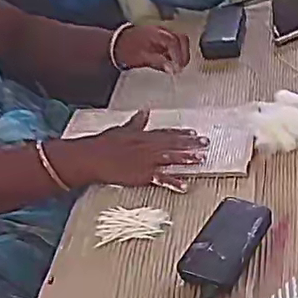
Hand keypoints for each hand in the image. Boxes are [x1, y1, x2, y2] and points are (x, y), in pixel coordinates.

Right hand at [57, 110, 204, 190]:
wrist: (92, 157)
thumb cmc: (104, 144)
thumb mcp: (121, 129)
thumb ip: (136, 122)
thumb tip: (145, 112)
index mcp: (143, 136)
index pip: (166, 133)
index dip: (182, 134)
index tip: (194, 134)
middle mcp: (148, 146)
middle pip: (173, 144)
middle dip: (191, 144)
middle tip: (206, 144)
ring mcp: (146, 160)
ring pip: (171, 158)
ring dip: (187, 159)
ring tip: (201, 160)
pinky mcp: (143, 175)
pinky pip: (161, 179)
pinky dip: (173, 182)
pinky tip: (185, 185)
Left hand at [113, 25, 191, 72]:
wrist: (117, 44)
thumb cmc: (128, 50)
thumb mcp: (142, 58)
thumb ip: (159, 62)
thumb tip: (173, 69)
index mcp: (157, 33)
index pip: (175, 42)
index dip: (179, 56)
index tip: (178, 68)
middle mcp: (162, 31)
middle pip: (182, 39)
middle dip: (184, 54)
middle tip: (181, 67)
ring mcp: (162, 34)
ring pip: (180, 41)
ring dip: (181, 54)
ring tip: (177, 66)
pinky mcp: (161, 39)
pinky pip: (174, 44)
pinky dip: (176, 54)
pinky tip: (172, 63)